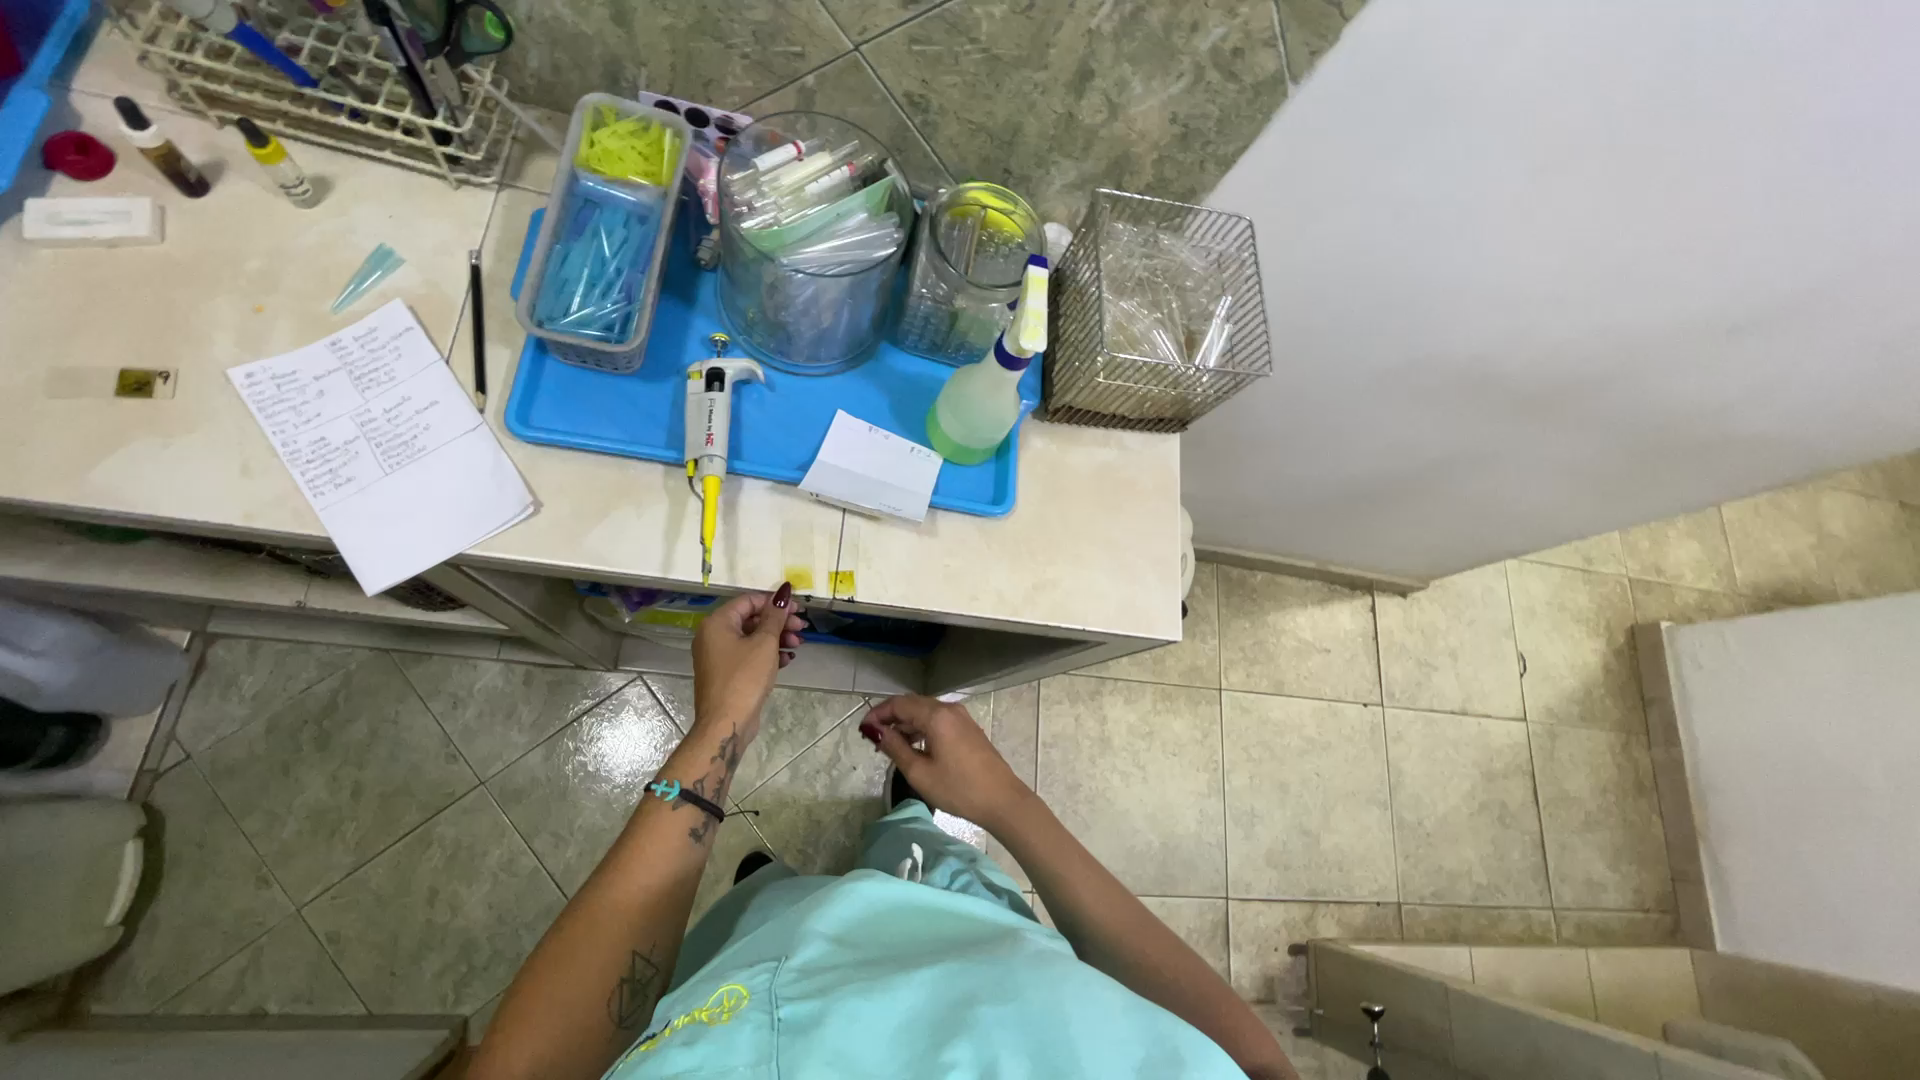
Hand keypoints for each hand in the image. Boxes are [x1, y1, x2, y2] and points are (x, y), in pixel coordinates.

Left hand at [691, 582, 804, 739]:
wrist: (726, 723)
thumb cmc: (744, 678)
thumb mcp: (764, 643)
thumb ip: (775, 616)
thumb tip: (783, 591)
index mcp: (717, 623)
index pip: (749, 601)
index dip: (775, 603)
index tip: (798, 610)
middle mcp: (713, 635)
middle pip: (751, 619)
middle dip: (779, 623)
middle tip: (802, 629)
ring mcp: (718, 656)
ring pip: (751, 638)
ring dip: (776, 639)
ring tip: (798, 646)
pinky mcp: (726, 673)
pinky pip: (748, 655)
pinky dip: (767, 654)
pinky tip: (786, 660)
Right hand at [859, 695, 1032, 831]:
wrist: (1001, 800)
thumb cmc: (958, 789)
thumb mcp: (919, 772)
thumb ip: (895, 747)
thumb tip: (877, 732)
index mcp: (936, 716)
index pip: (899, 703)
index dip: (878, 714)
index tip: (863, 730)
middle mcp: (949, 709)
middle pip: (912, 704)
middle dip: (891, 718)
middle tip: (874, 738)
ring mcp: (962, 718)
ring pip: (926, 712)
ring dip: (906, 724)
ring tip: (890, 746)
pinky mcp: (968, 729)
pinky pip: (938, 720)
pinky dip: (922, 728)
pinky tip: (914, 747)